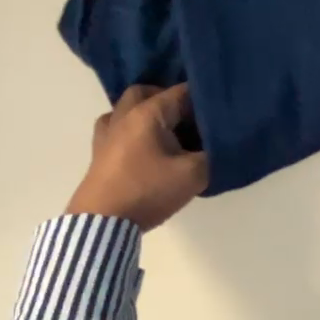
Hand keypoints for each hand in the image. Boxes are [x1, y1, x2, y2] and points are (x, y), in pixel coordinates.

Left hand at [66, 83, 209, 230]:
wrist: (101, 228)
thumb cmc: (146, 193)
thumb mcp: (193, 175)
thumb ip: (214, 154)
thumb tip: (222, 144)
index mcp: (148, 114)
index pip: (182, 91)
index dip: (203, 100)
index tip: (218, 115)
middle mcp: (124, 116)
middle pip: (146, 91)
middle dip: (168, 99)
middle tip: (187, 118)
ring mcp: (106, 135)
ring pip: (124, 109)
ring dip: (143, 113)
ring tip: (162, 131)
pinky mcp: (97, 155)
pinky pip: (113, 129)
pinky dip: (127, 130)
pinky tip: (141, 148)